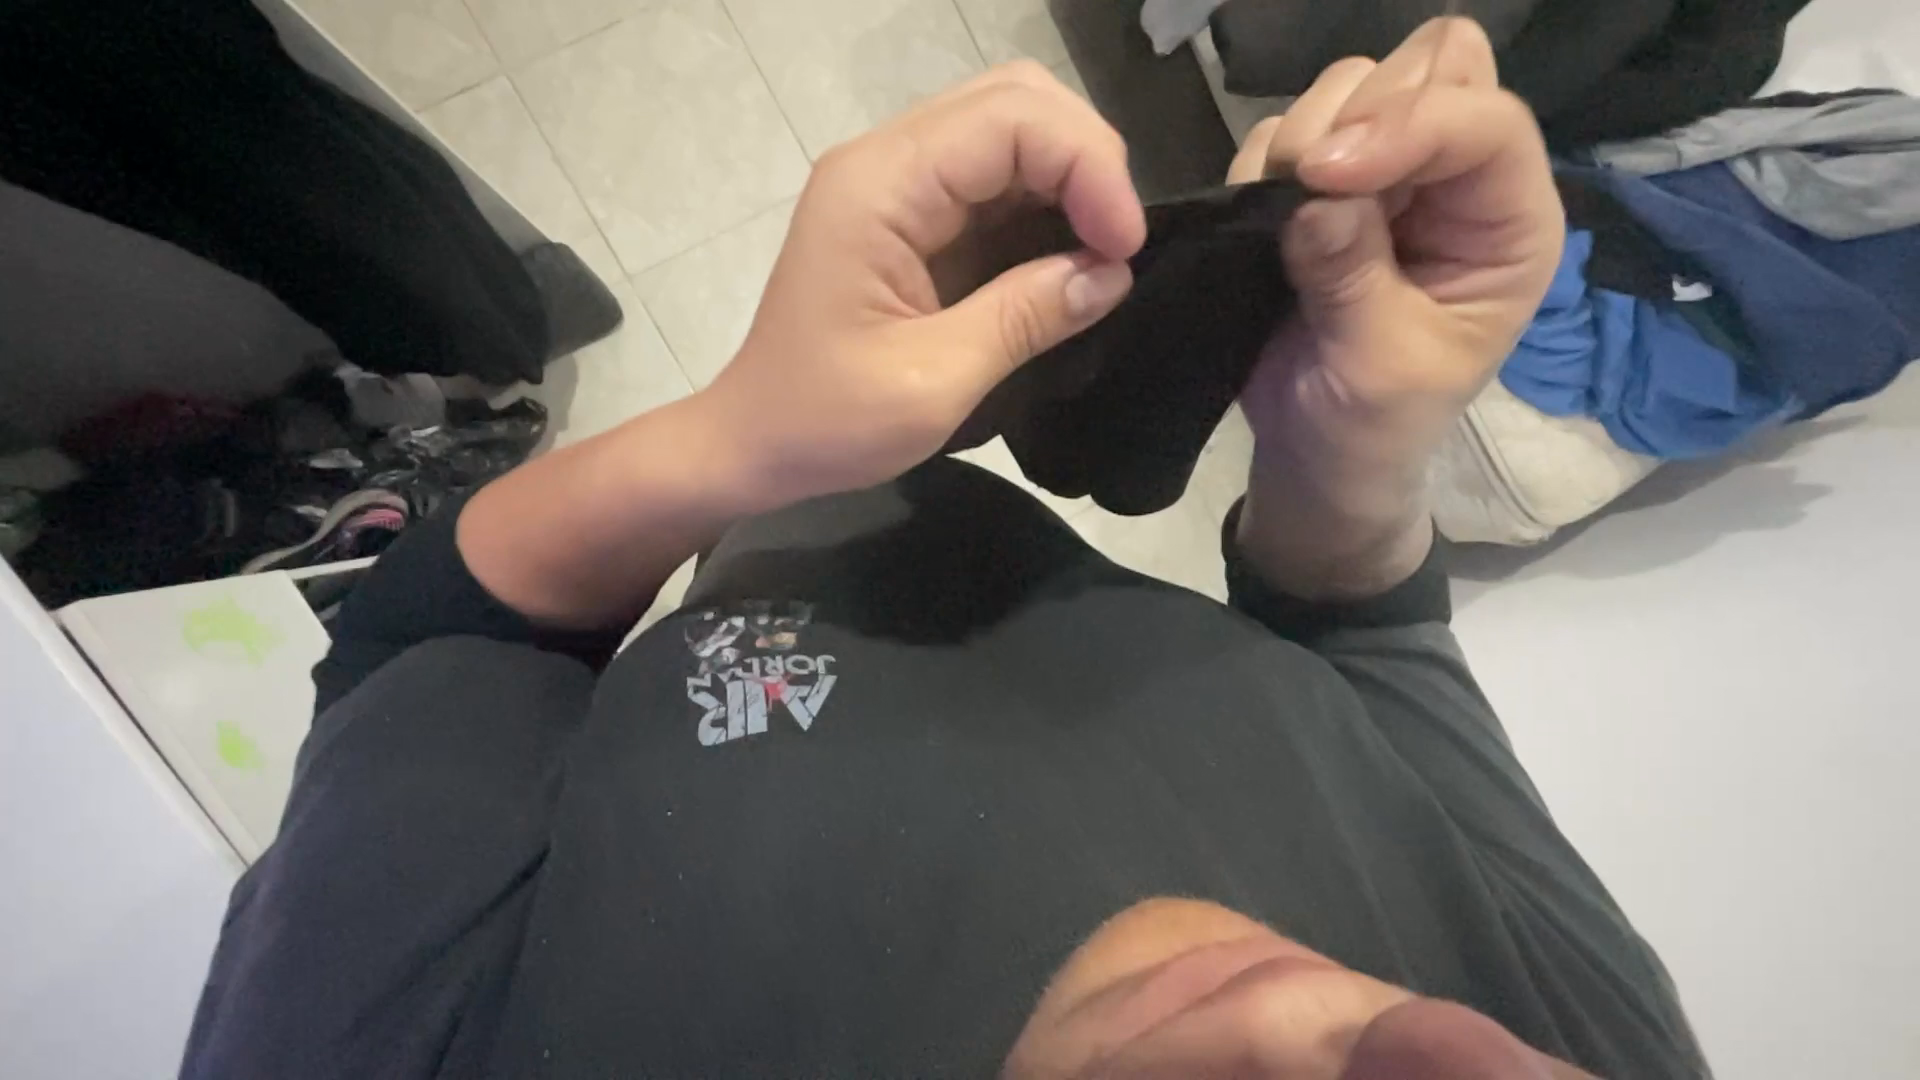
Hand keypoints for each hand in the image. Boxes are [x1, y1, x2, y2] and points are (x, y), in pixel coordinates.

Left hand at [700, 62, 1146, 504]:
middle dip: (1085, 162)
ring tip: (1102, 252)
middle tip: (1119, 244)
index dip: (1088, 167)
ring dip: (1068, 184)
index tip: (1127, 249)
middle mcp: (886, 163)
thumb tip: (1111, 275)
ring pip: (1007, 137)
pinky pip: (990, 188)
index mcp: (880, 186)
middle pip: (1013, 104)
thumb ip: (1023, 319)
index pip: (1011, 119)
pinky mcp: (907, 222)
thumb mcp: (932, 382)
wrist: (756, 442)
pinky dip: (1040, 213)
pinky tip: (1064, 260)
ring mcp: (895, 188)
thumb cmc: (827, 422)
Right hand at [1228, 18, 1562, 598]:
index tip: (1319, 176)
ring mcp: (1378, 184)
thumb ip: (1353, 279)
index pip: (1481, 122)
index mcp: (1503, 223)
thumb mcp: (1380, 365)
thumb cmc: (1371, 424)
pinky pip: (1284, 135)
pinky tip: (1259, 218)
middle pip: (1427, 68)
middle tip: (1302, 184)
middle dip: (1357, 114)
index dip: (1406, 126)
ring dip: (1303, 136)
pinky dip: (1262, 162)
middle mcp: (1448, 184)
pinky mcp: (1310, 198)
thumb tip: (1312, 204)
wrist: (1314, 453)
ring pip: (1351, 87)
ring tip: (1277, 210)